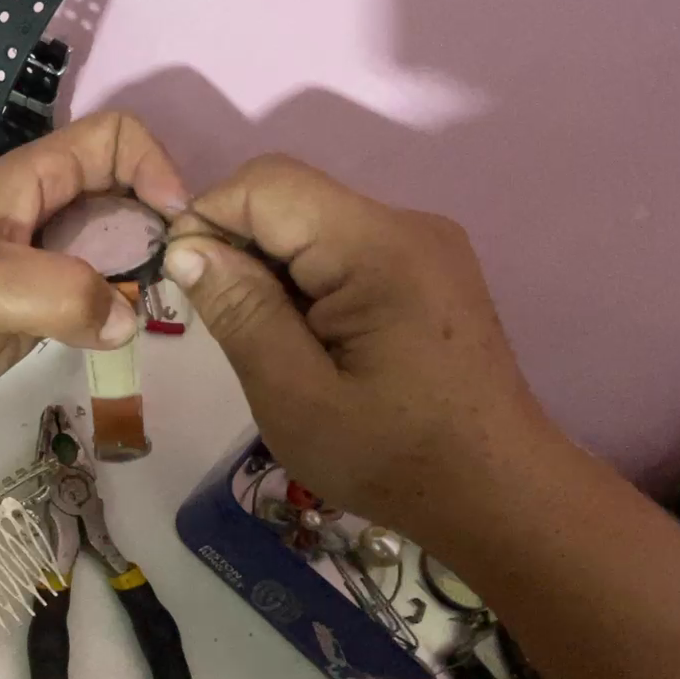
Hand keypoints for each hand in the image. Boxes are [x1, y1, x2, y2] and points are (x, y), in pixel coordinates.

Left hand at [0, 112, 189, 413]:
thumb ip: (62, 294)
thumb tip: (128, 319)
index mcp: (30, 180)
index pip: (113, 139)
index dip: (152, 166)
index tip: (173, 221)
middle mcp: (46, 210)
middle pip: (126, 192)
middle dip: (156, 224)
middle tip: (174, 274)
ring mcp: (48, 258)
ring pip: (119, 245)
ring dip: (143, 270)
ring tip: (154, 306)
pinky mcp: (48, 303)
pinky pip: (102, 292)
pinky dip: (122, 305)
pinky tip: (125, 329)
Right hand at [163, 156, 560, 528]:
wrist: (495, 495)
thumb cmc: (389, 456)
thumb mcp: (293, 395)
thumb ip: (240, 312)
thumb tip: (184, 248)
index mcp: (378, 249)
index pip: (266, 184)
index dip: (208, 218)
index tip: (186, 284)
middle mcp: (405, 225)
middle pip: (288, 197)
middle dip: (235, 246)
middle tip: (223, 323)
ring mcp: (419, 245)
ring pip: (307, 222)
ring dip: (266, 268)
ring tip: (267, 339)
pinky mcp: (421, 268)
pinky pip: (336, 248)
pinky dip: (298, 280)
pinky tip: (302, 336)